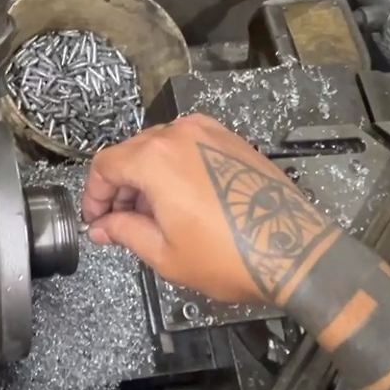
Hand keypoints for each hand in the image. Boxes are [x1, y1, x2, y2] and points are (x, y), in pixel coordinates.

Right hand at [83, 114, 335, 306]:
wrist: (296, 250)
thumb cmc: (233, 256)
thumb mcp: (165, 254)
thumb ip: (125, 232)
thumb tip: (103, 227)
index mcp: (156, 159)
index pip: (105, 165)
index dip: (93, 194)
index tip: (96, 218)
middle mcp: (180, 135)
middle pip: (130, 153)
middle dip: (120, 188)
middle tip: (120, 222)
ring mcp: (208, 133)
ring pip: (158, 147)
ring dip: (146, 177)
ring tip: (154, 215)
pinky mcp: (229, 140)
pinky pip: (187, 146)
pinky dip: (174, 166)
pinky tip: (182, 199)